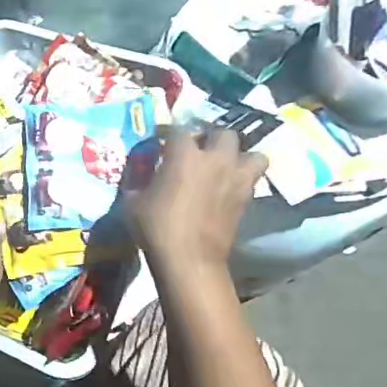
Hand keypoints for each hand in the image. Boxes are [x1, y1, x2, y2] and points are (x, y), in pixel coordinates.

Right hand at [126, 127, 266, 278]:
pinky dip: (242, 179)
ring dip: (239, 157)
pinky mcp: (247, 198)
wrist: (189, 258)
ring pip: (252, 154)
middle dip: (212, 139)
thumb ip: (140, 179)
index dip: (170, 133)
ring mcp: (236, 178)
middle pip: (224, 133)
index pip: (179, 128)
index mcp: (184, 155)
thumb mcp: (134, 200)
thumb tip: (142, 171)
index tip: (162, 141)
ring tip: (224, 167)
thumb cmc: (156, 226)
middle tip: (198, 152)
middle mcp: (215, 159)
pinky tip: (226, 188)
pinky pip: (252, 178)